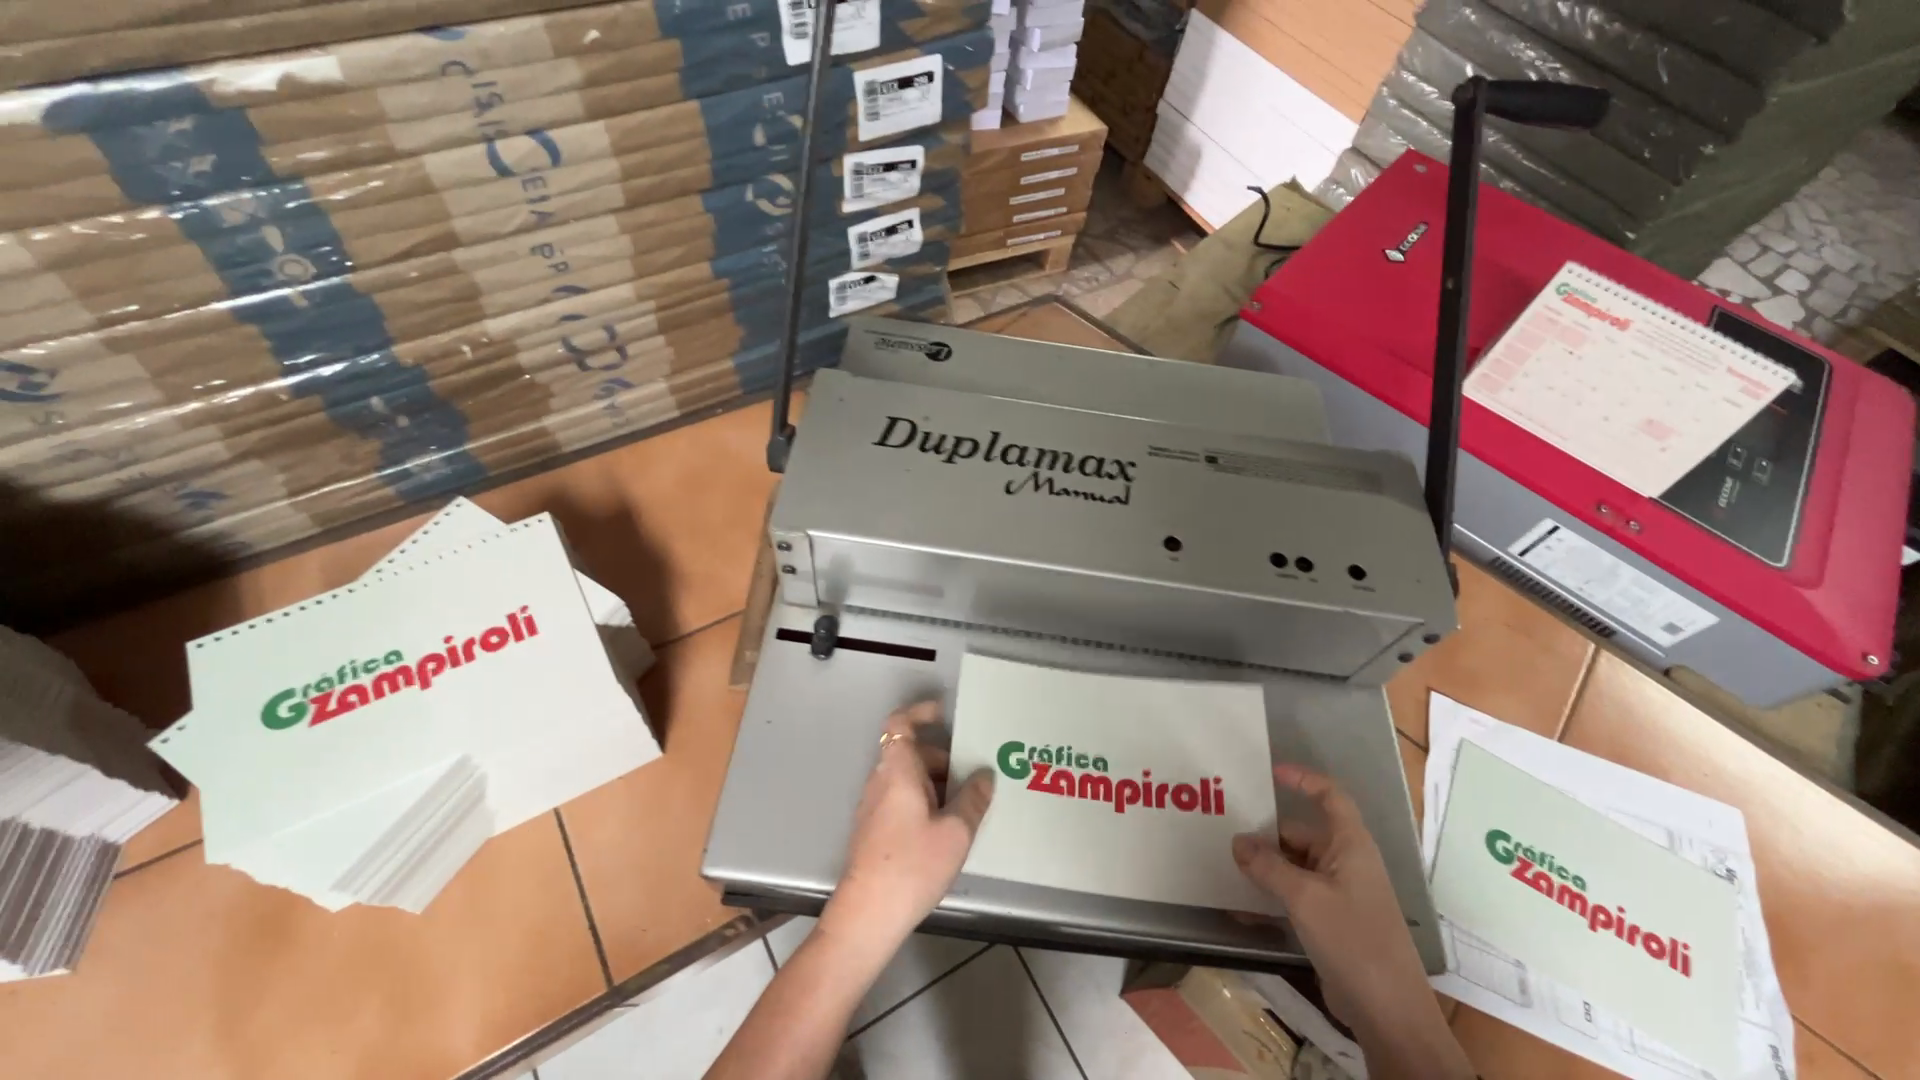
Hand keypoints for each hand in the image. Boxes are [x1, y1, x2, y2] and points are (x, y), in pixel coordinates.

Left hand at [822, 702, 994, 946]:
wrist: (868, 913)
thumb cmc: (913, 864)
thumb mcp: (956, 831)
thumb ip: (972, 799)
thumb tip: (984, 775)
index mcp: (897, 769)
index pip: (900, 723)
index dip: (920, 712)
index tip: (944, 714)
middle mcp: (880, 780)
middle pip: (909, 753)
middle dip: (942, 758)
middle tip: (974, 774)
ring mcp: (873, 806)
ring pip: (906, 779)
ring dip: (935, 783)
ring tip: (967, 804)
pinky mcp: (873, 830)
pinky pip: (901, 800)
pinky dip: (924, 802)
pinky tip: (946, 829)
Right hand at [1231, 765, 1434, 1034]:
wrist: (1388, 1010)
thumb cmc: (1353, 940)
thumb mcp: (1304, 897)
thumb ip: (1268, 866)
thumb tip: (1238, 842)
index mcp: (1350, 845)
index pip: (1330, 797)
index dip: (1303, 780)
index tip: (1271, 774)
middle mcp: (1346, 863)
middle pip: (1301, 835)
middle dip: (1265, 836)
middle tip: (1223, 836)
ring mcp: (1339, 894)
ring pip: (1294, 867)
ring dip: (1263, 869)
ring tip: (1224, 869)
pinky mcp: (1331, 922)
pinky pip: (1294, 896)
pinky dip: (1270, 897)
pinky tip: (1239, 908)